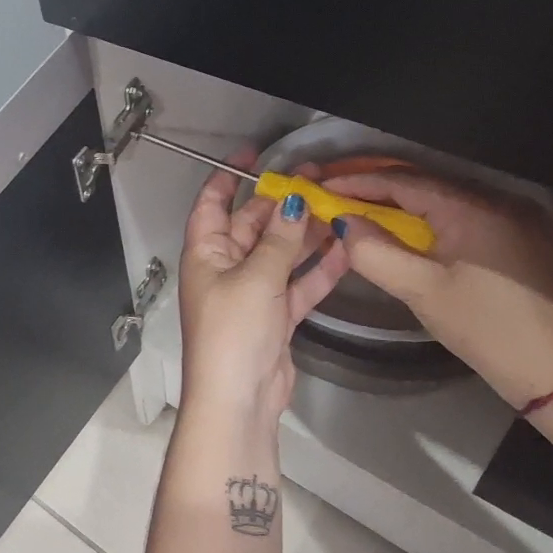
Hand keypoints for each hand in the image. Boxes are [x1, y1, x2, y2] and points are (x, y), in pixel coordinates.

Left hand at [179, 156, 349, 424]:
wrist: (238, 397)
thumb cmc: (234, 332)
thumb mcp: (256, 279)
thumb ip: (279, 241)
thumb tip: (292, 201)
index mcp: (204, 254)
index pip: (211, 206)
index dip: (227, 178)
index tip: (254, 154)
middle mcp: (224, 269)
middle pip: (252, 226)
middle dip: (281, 204)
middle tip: (320, 180)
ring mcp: (251, 293)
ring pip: (280, 254)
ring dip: (306, 234)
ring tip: (340, 207)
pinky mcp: (274, 316)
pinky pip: (298, 283)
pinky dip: (320, 269)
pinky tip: (348, 248)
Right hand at [321, 171, 552, 407]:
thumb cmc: (486, 327)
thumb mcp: (421, 290)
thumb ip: (374, 252)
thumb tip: (343, 223)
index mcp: (475, 208)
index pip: (404, 181)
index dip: (358, 182)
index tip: (320, 186)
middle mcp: (501, 201)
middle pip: (426, 185)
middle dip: (377, 188)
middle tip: (335, 195)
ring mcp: (518, 220)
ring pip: (445, 201)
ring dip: (401, 204)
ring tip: (361, 211)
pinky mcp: (525, 241)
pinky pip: (465, 217)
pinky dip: (428, 219)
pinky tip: (407, 232)